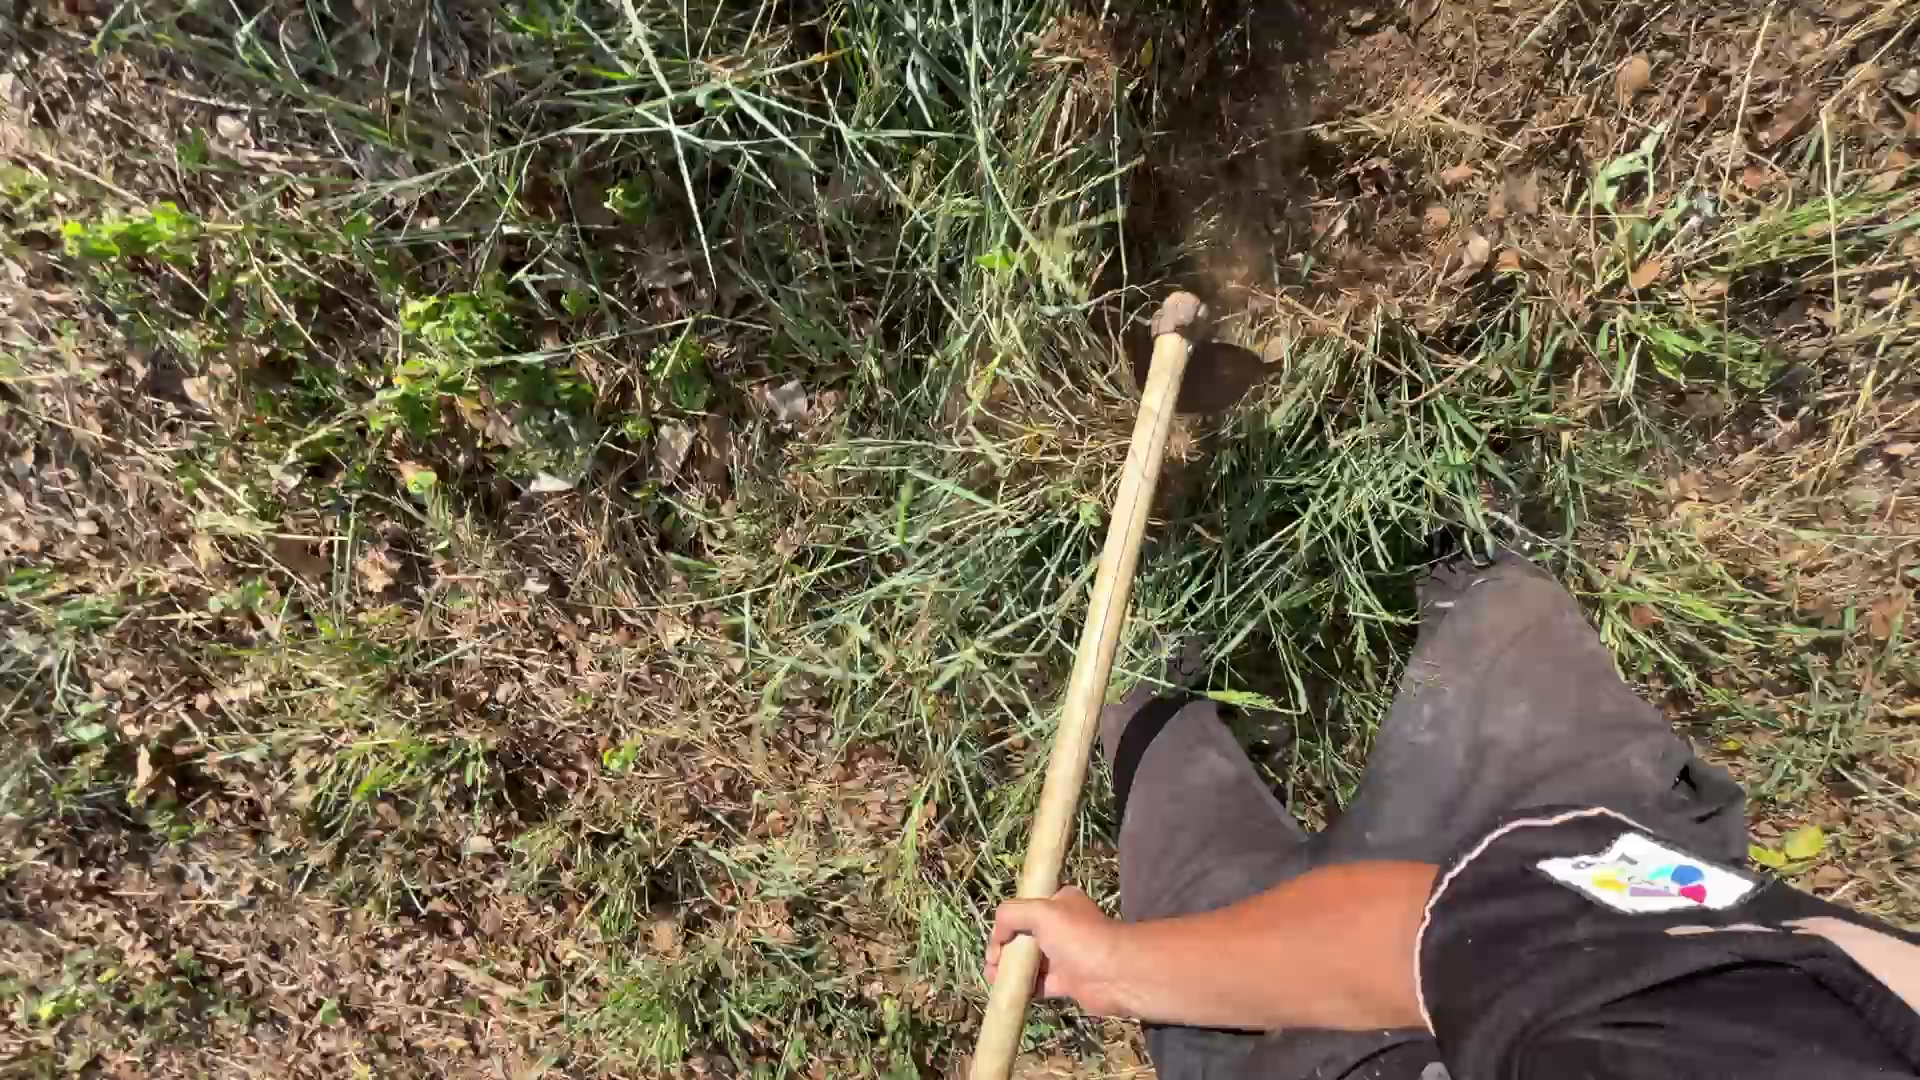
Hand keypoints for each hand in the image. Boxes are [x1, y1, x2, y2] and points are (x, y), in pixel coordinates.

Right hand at [984, 886, 1135, 1016]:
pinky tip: (1010, 991)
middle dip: (1004, 949)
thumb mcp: (1041, 912)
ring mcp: (1063, 954)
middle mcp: (1061, 925)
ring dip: (1011, 968)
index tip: (996, 941)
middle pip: (1024, 935)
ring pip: (1030, 960)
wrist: (1113, 975)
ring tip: (994, 978)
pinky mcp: (1066, 980)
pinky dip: (1024, 986)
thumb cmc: (1078, 936)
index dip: (1006, 923)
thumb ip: (1012, 913)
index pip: (1024, 908)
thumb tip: (997, 933)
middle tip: (991, 963)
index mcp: (1059, 901)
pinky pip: (1039, 982)